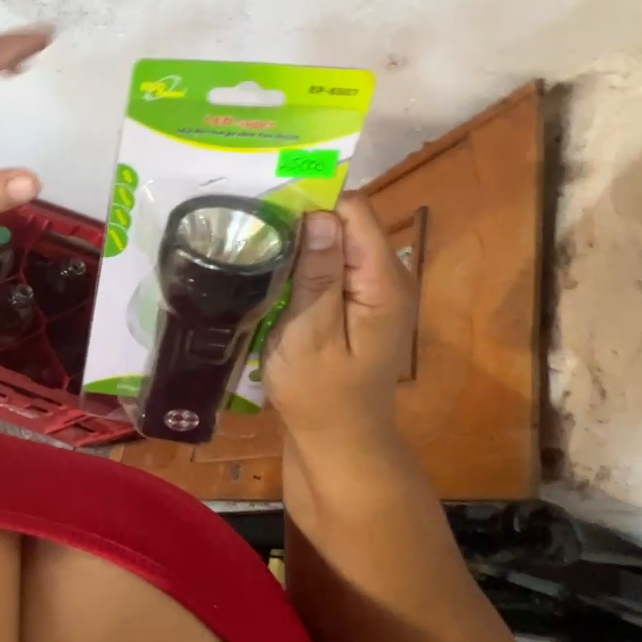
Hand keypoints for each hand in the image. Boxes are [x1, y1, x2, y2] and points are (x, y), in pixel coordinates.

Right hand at [264, 193, 416, 446]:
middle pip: (347, 221)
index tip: (266, 207)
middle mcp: (389, 276)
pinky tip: (275, 267)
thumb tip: (319, 217)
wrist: (338, 439)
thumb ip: (317, 276)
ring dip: (301, 237)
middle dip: (303, 217)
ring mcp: (376, 288)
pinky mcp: (359, 300)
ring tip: (256, 242)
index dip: (312, 202)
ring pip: (338, 239)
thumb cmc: (319, 392)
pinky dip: (306, 258)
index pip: (353, 211)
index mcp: (383, 282)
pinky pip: (334, 261)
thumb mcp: (310, 334)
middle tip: (252, 226)